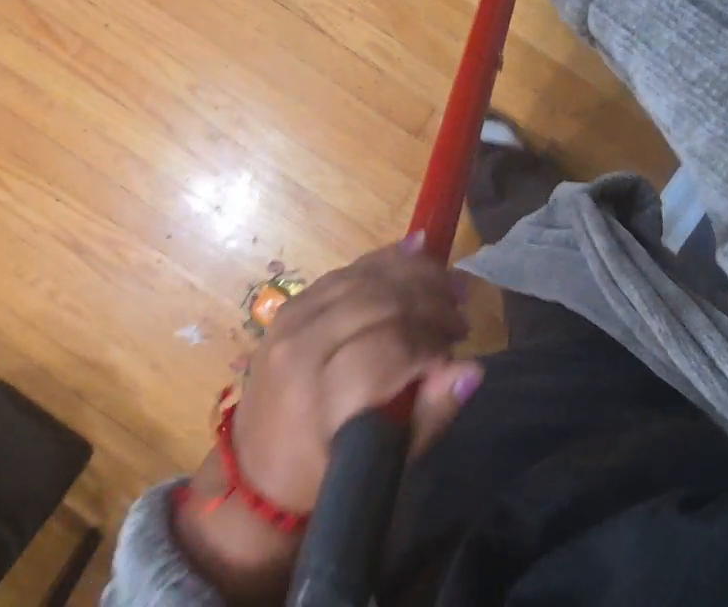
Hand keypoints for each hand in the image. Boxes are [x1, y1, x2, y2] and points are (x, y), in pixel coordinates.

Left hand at [173, 236, 482, 600]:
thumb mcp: (380, 462)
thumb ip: (429, 415)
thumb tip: (472, 369)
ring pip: (361, 277)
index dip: (431, 343)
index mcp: (319, 394)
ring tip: (450, 288)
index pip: (388, 347)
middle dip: (429, 303)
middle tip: (462, 317)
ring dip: (412, 275)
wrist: (255, 468)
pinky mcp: (290, 304)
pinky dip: (384, 262)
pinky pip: (344, 271)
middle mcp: (299, 346)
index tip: (458, 350)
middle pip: (377, 302)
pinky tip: (418, 255)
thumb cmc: (323, 474)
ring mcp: (289, 318)